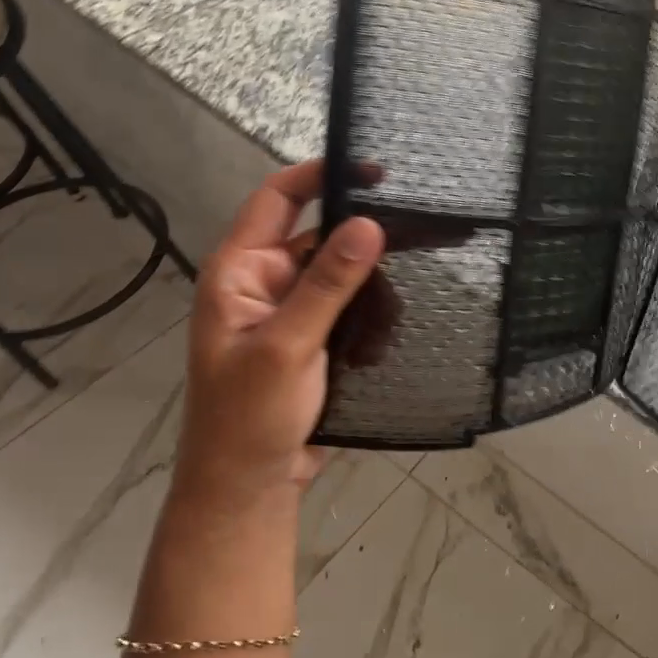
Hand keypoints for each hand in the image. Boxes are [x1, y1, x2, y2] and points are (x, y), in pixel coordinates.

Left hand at [177, 160, 387, 503]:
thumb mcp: (288, 345)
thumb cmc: (248, 417)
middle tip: (417, 232)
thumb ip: (328, 283)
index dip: (320, 175)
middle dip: (363, 237)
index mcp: (239, 272)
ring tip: (401, 299)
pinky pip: (351, 304)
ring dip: (372, 284)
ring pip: (343, 272)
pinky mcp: (314, 336)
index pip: (278, 200)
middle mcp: (265, 281)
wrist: (248, 487)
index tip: (377, 170)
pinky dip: (373, 311)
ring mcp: (291, 310)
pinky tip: (388, 331)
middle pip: (319, 235)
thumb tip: (368, 223)